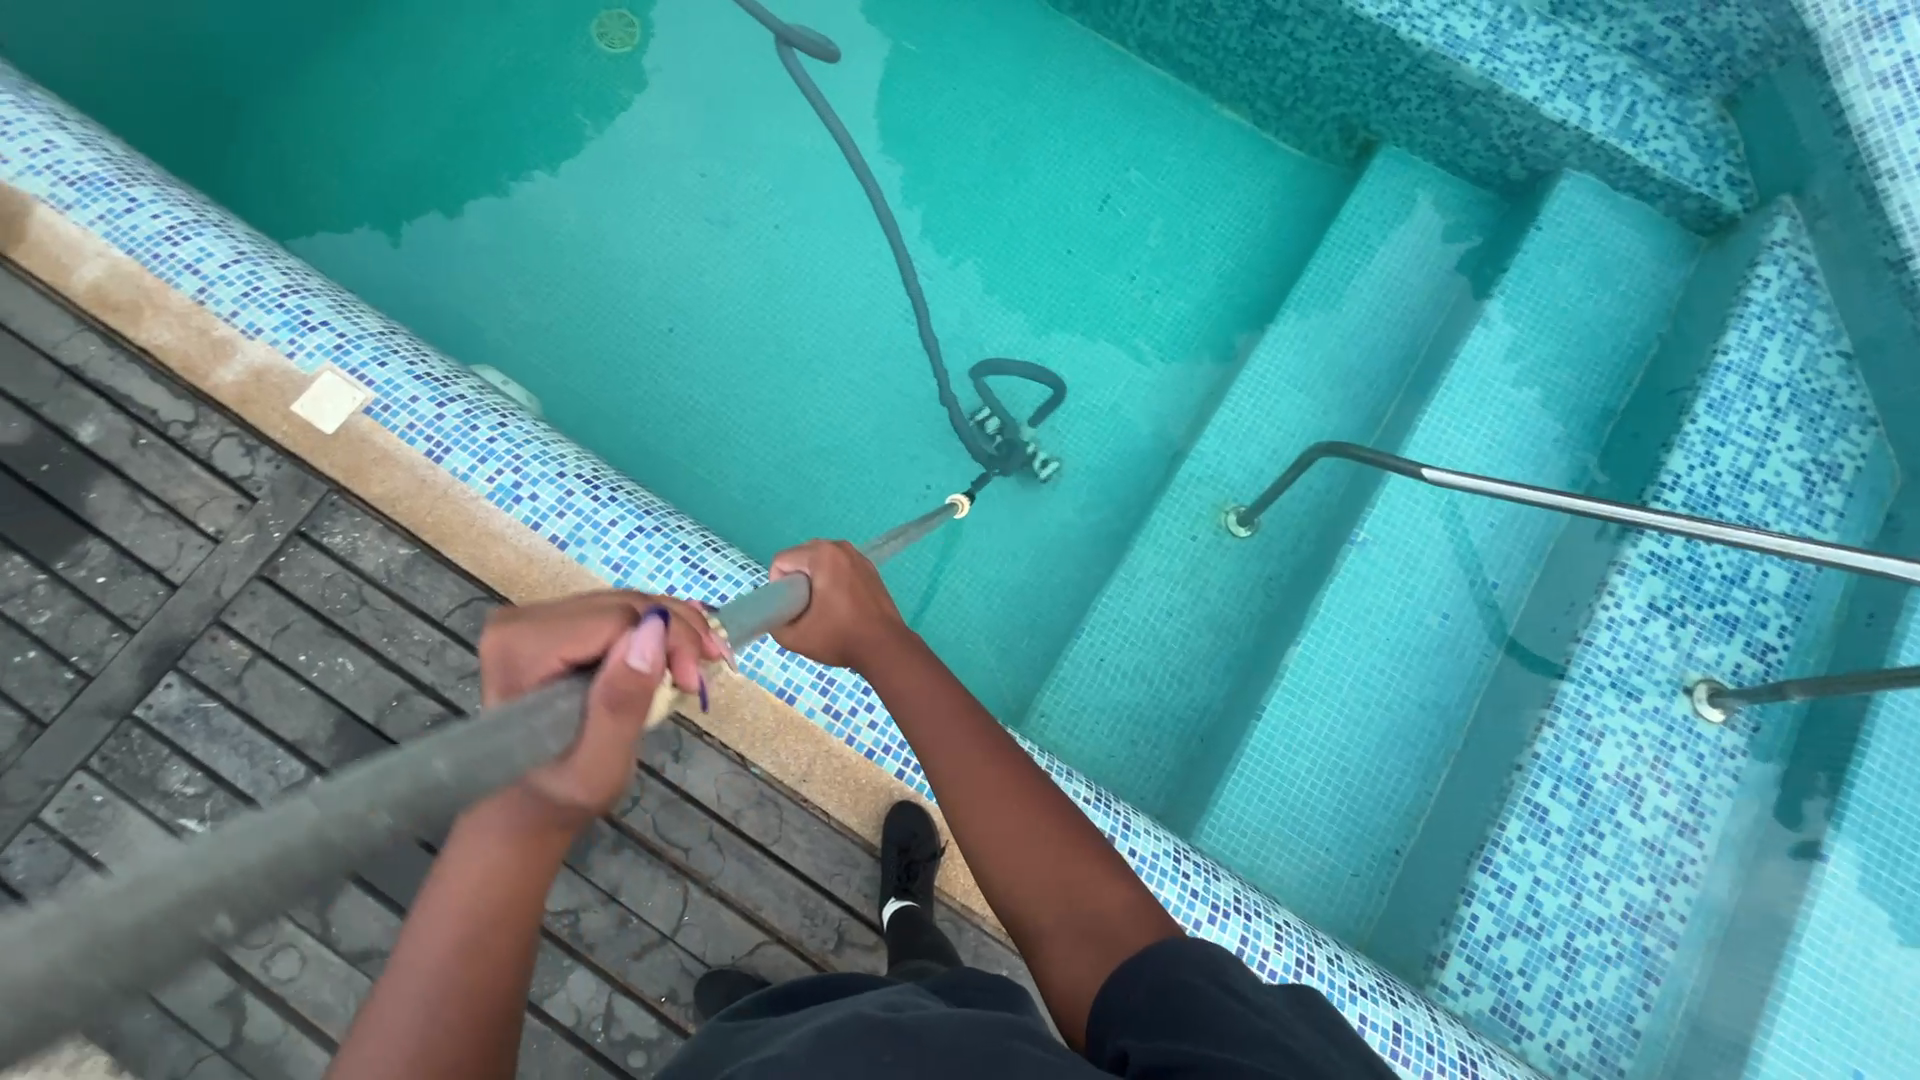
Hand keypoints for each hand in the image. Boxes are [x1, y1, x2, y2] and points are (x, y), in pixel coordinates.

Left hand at [471, 591, 728, 833]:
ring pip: (629, 603)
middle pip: (625, 605)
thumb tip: (654, 631)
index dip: (668, 640)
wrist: (531, 801)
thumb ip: (622, 701)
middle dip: (679, 633)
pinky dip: (659, 628)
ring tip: (701, 661)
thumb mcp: (600, 764)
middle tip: (709, 669)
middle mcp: (522, 623)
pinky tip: (681, 648)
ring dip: (676, 629)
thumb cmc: (562, 792)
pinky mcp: (556, 623)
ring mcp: (537, 619)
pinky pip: (621, 610)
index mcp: (521, 652)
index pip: (617, 619)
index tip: (691, 682)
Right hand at [769, 540, 914, 671]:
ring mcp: (858, 556)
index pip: (782, 560)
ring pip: (821, 561)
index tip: (790, 607)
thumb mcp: (794, 637)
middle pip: (801, 556)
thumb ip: (774, 622)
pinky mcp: (870, 568)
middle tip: (803, 607)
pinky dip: (832, 580)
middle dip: (796, 580)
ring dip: (813, 579)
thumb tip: (776, 615)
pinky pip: (839, 567)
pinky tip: (838, 604)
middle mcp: (841, 547)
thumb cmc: (839, 638)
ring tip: (820, 607)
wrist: (884, 647)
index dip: (778, 586)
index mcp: (822, 555)